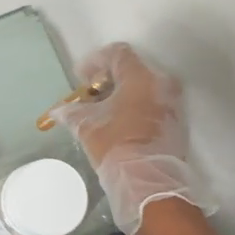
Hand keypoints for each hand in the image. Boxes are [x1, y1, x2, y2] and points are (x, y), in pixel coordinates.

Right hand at [50, 42, 215, 234]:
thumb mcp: (86, 127)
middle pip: (132, 69)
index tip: (80, 77)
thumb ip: (71, 113)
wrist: (148, 180)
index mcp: (140, 77)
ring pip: (143, 87)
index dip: (94, 61)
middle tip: (89, 95)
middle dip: (108, 79)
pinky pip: (152, 102)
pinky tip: (118, 123)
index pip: (117, 54)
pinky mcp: (175, 120)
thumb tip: (58, 111)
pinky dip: (134, 106)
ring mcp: (172, 101)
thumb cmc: (116, 146)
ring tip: (102, 112)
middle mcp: (161, 83)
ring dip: (122, 94)